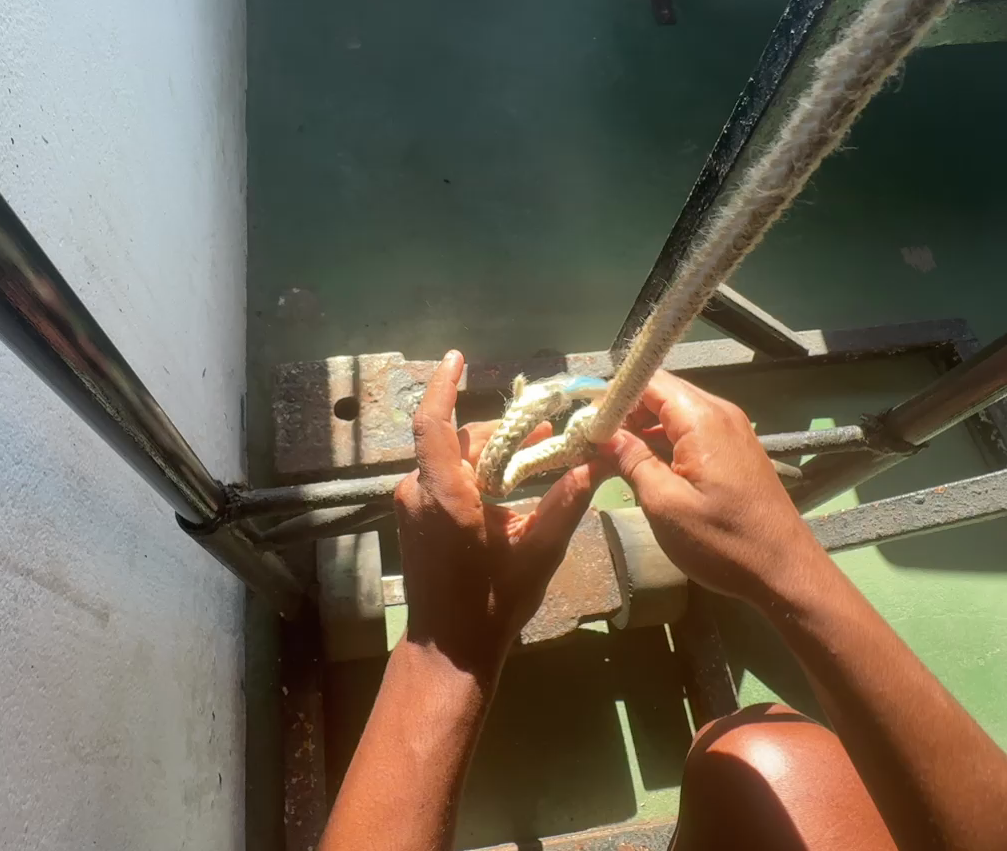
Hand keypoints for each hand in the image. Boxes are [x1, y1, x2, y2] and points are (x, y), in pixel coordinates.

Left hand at [394, 351, 598, 677]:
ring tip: (537, 455)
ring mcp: (413, 504)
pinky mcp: (416, 516)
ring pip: (453, 458)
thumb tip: (594, 465)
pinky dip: (476, 471)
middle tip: (548, 432)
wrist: (448, 649)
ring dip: (492, 453)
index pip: (435, 424)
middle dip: (503, 433)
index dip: (444, 386)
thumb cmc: (491, 603)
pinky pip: (444, 476)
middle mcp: (419, 492)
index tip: (457, 357)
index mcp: (444, 495)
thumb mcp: (537, 553)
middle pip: (458, 440)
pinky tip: (509, 482)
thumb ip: (565, 504)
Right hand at [598, 370, 820, 599]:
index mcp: (702, 419)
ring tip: (613, 451)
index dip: (614, 396)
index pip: (649, 381)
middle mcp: (720, 413)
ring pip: (675, 410)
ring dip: (643, 425)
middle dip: (626, 410)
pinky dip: (664, 437)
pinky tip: (645, 461)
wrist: (785, 574)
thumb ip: (631, 460)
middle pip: (662, 391)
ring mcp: (731, 430)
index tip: (588, 422)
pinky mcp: (735, 448)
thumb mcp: (665, 504)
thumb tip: (603, 435)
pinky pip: (691, 428)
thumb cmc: (723, 541)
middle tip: (596, 439)